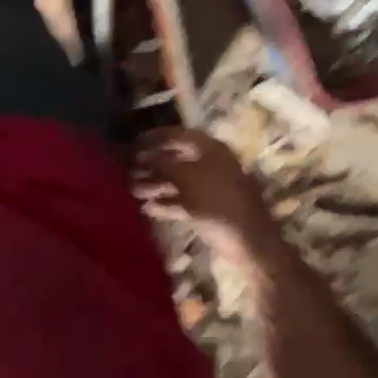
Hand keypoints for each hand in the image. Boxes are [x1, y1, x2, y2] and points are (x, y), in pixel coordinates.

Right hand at [134, 127, 280, 261]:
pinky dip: (165, 204)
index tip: (132, 143)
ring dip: (154, 185)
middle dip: (150, 165)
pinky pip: (181, 201)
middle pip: (174, 159)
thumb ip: (160, 163)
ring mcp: (209, 188)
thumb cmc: (217, 201)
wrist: (249, 242)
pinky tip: (146, 208)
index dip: (153, 138)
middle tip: (127, 170)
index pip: (177, 135)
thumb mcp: (184, 177)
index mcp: (210, 149)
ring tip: (132, 191)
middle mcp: (210, 164)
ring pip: (176, 181)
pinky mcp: (208, 210)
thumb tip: (140, 156)